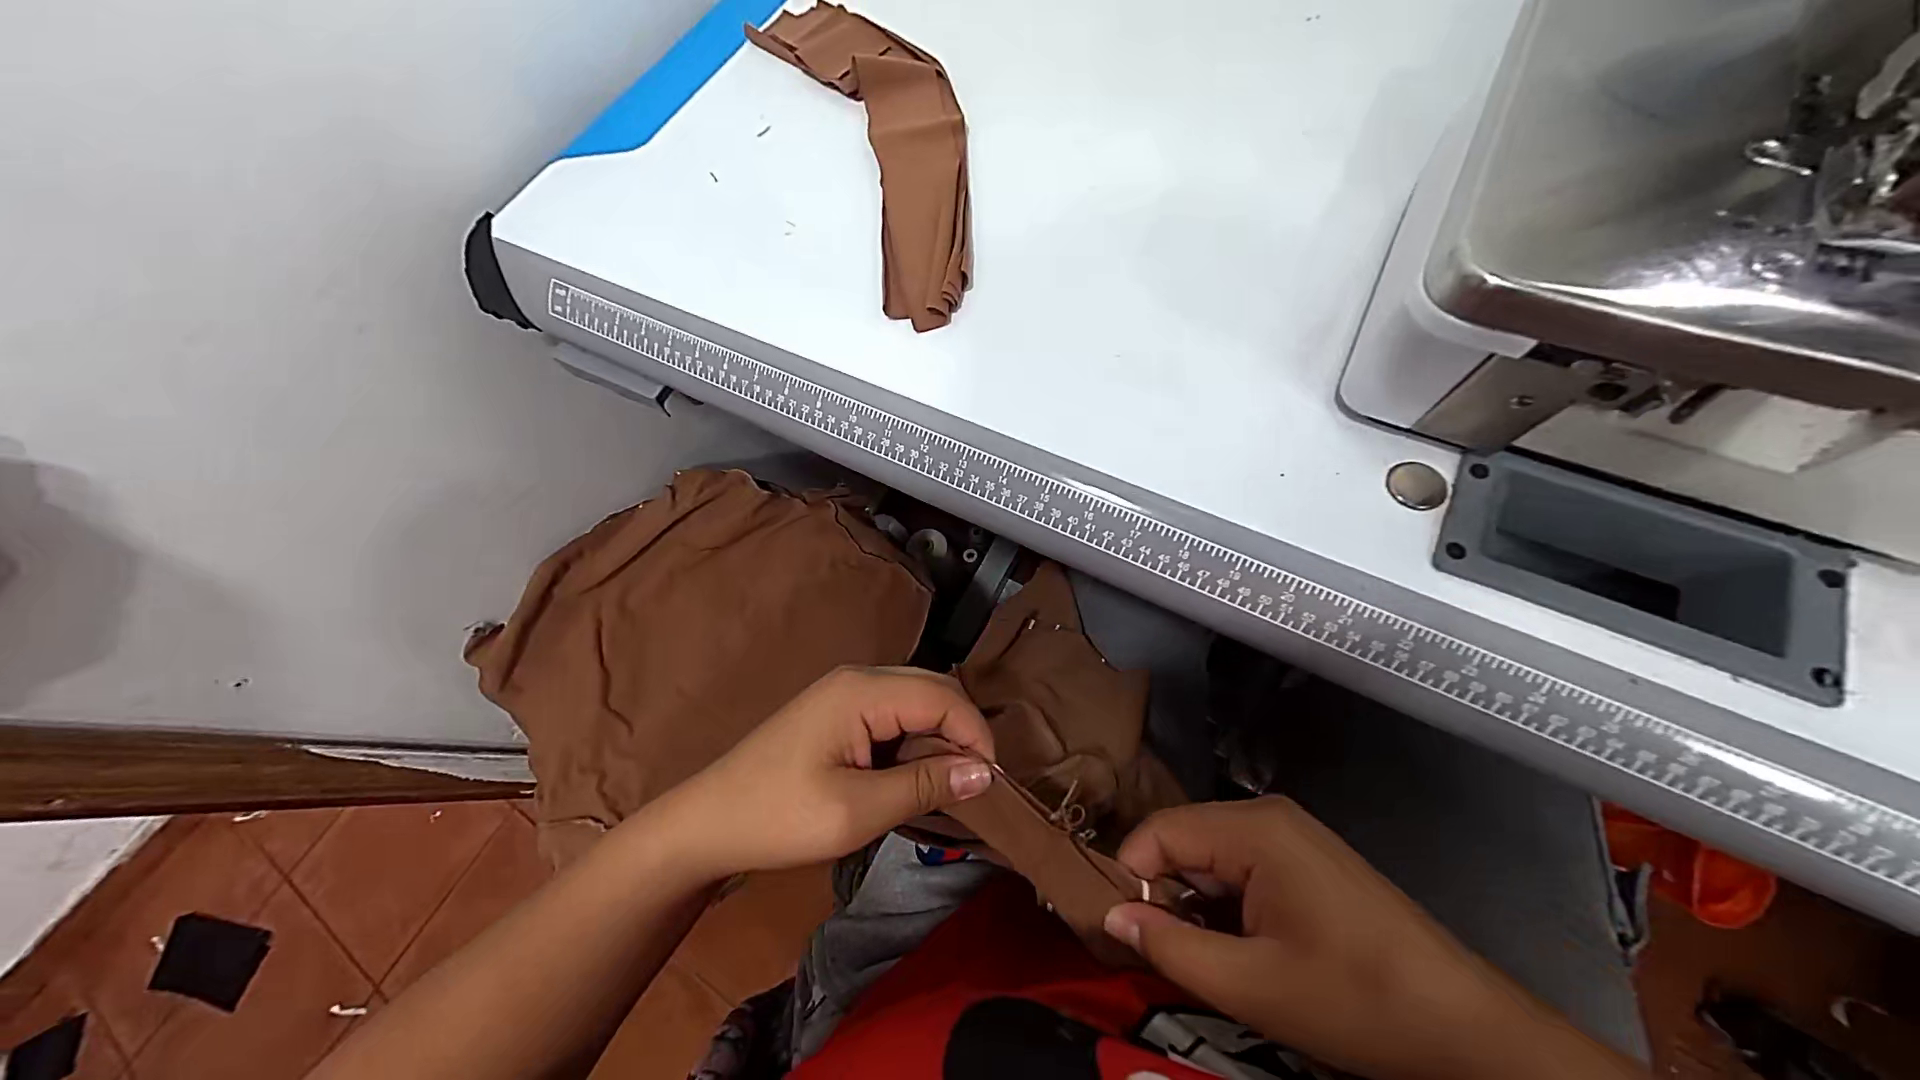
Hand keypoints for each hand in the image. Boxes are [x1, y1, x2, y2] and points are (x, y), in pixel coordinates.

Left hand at [645, 666, 995, 883]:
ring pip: (915, 703)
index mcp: (862, 691)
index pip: (944, 697)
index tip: (989, 784)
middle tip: (969, 787)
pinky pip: (893, 716)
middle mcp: (858, 678)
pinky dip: (911, 743)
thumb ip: (925, 786)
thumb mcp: (858, 811)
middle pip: (934, 691)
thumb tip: (984, 772)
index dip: (975, 736)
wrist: (707, 824)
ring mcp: (845, 693)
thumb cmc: (778, 818)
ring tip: (940, 788)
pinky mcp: (837, 712)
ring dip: (936, 740)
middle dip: (960, 734)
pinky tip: (908, 778)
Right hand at [1103, 798, 1643, 1079]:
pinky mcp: (1305, 855)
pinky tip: (1242, 943)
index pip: (1158, 832)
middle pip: (1182, 839)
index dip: (1131, 879)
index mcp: (1253, 828)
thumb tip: (1111, 916)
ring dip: (1194, 900)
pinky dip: (1224, 900)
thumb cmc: (1357, 1002)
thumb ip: (1170, 946)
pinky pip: (1239, 864)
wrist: (1469, 1030)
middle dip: (1163, 891)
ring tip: (1205, 954)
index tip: (1126, 933)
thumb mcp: (1252, 985)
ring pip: (1208, 853)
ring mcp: (1290, 832)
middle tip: (1164, 951)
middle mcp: (1266, 814)